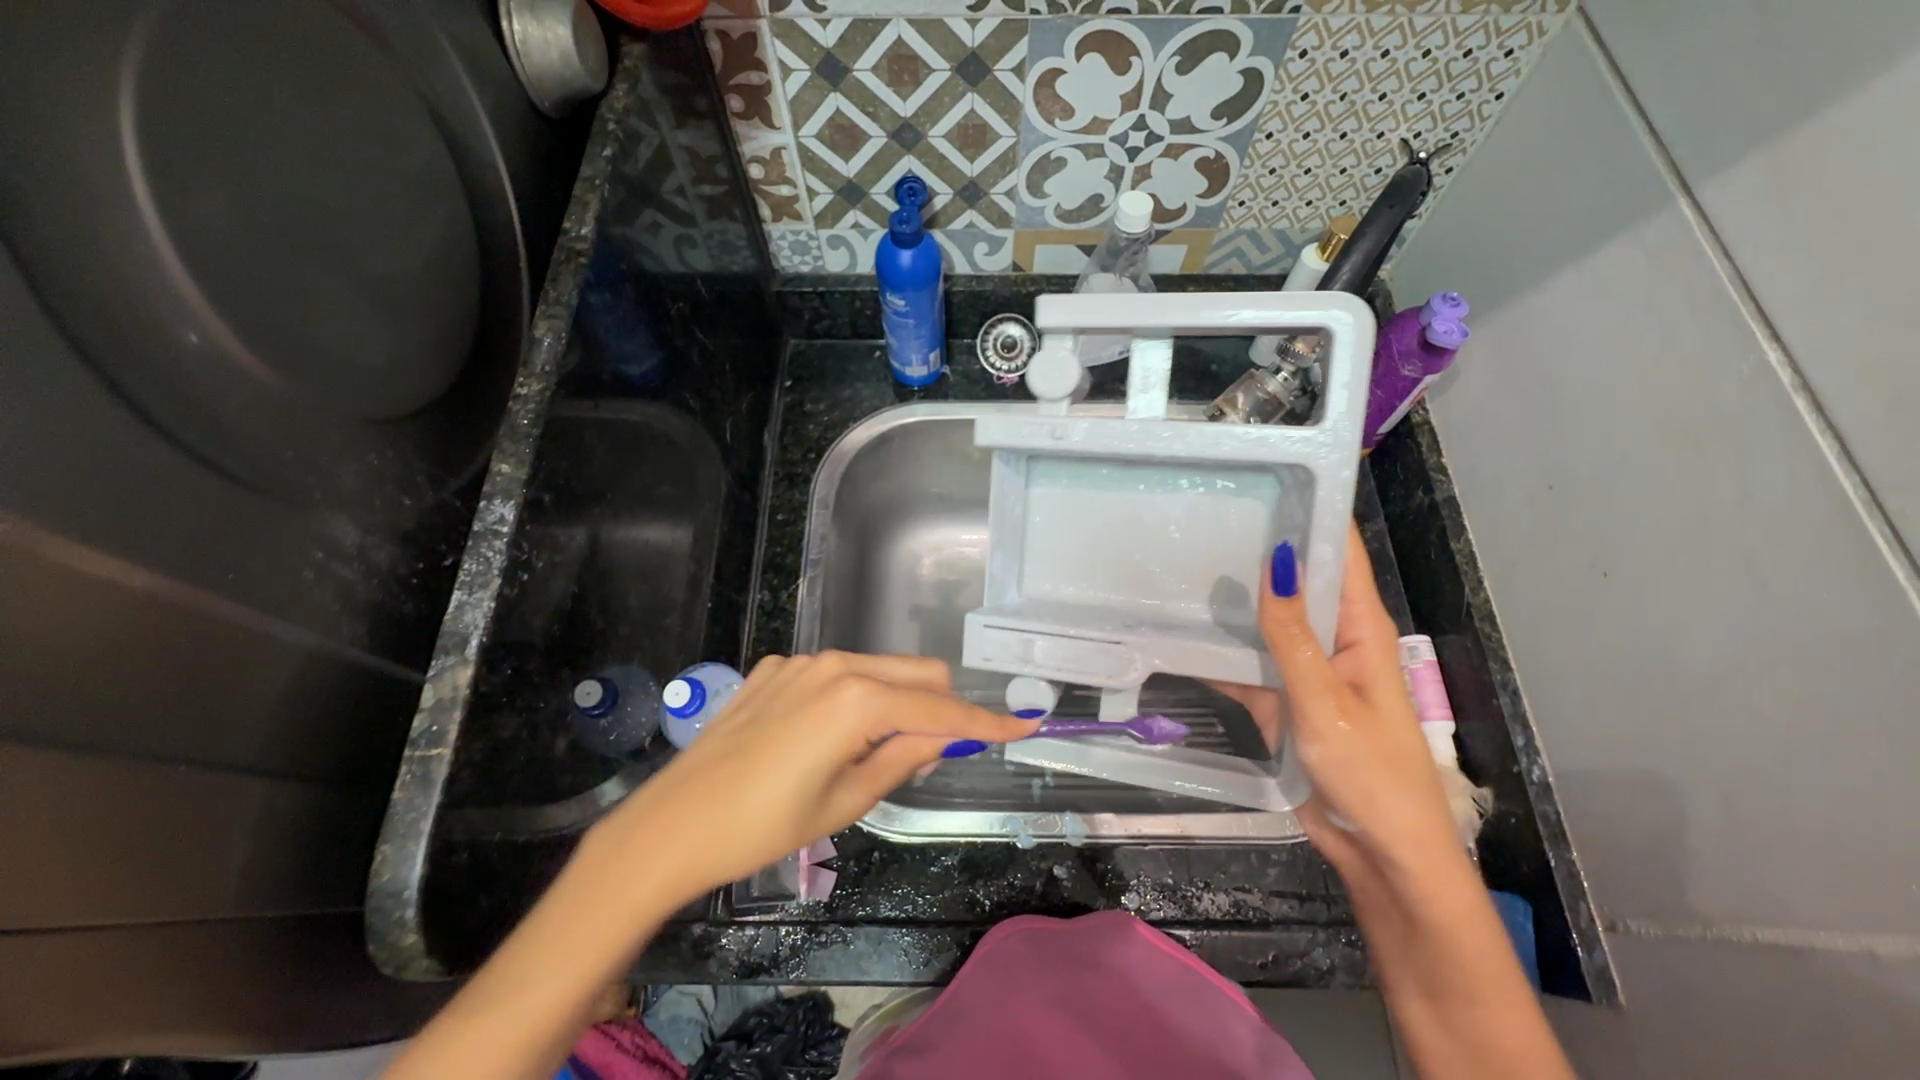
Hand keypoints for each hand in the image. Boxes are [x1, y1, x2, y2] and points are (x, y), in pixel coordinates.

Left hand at [591, 651, 1037, 908]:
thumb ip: (905, 757)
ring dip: (900, 700)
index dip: (986, 723)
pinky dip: (857, 697)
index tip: (1024, 725)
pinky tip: (832, 738)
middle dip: (943, 706)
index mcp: (858, 699)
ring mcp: (799, 662)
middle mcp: (833, 664)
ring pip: (879, 668)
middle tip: (943, 752)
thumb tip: (946, 738)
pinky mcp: (773, 670)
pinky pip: (837, 673)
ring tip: (882, 752)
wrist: (672, 824)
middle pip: (917, 672)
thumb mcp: (847, 800)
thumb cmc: (764, 825)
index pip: (941, 708)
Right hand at [1210, 525, 1460, 880]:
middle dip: (1256, 552)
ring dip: (1231, 607)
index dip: (1310, 512)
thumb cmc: (1370, 773)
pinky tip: (1179, 641)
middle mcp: (1334, 640)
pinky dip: (1220, 659)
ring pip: (1265, 626)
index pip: (1338, 554)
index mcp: (1361, 629)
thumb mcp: (1326, 701)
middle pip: (1295, 583)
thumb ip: (1293, 637)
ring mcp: (1307, 673)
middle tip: (1199, 517)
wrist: (1381, 852)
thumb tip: (1276, 561)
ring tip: (1177, 568)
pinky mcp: (1286, 704)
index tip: (1264, 477)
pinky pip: (1248, 670)